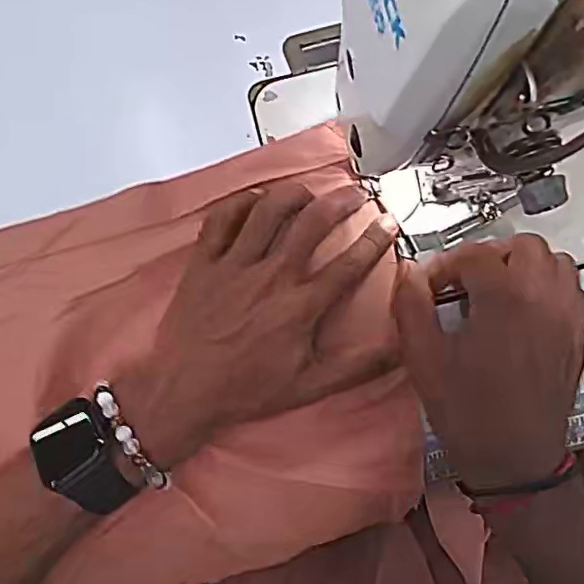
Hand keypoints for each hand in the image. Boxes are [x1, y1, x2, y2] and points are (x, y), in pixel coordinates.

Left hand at [117, 181, 399, 466]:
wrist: (184, 390)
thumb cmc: (244, 390)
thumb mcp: (309, 387)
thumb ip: (358, 367)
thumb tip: (399, 351)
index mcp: (299, 307)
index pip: (349, 263)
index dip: (375, 238)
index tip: (387, 222)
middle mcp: (270, 278)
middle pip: (313, 222)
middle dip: (342, 201)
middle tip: (356, 194)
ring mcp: (234, 266)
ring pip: (269, 210)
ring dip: (295, 194)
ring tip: (309, 193)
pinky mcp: (204, 263)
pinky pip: (222, 218)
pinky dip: (241, 203)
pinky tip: (255, 201)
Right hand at [391, 234, 583, 489]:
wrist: (513, 456)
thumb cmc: (472, 416)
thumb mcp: (423, 358)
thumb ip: (411, 307)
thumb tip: (410, 276)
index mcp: (505, 301)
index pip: (475, 256)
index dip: (445, 266)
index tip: (432, 284)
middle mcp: (543, 302)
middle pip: (521, 247)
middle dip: (488, 256)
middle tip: (464, 280)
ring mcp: (566, 318)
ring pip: (554, 261)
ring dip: (522, 266)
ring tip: (494, 289)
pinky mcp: (576, 335)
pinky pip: (570, 289)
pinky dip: (546, 285)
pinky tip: (522, 307)